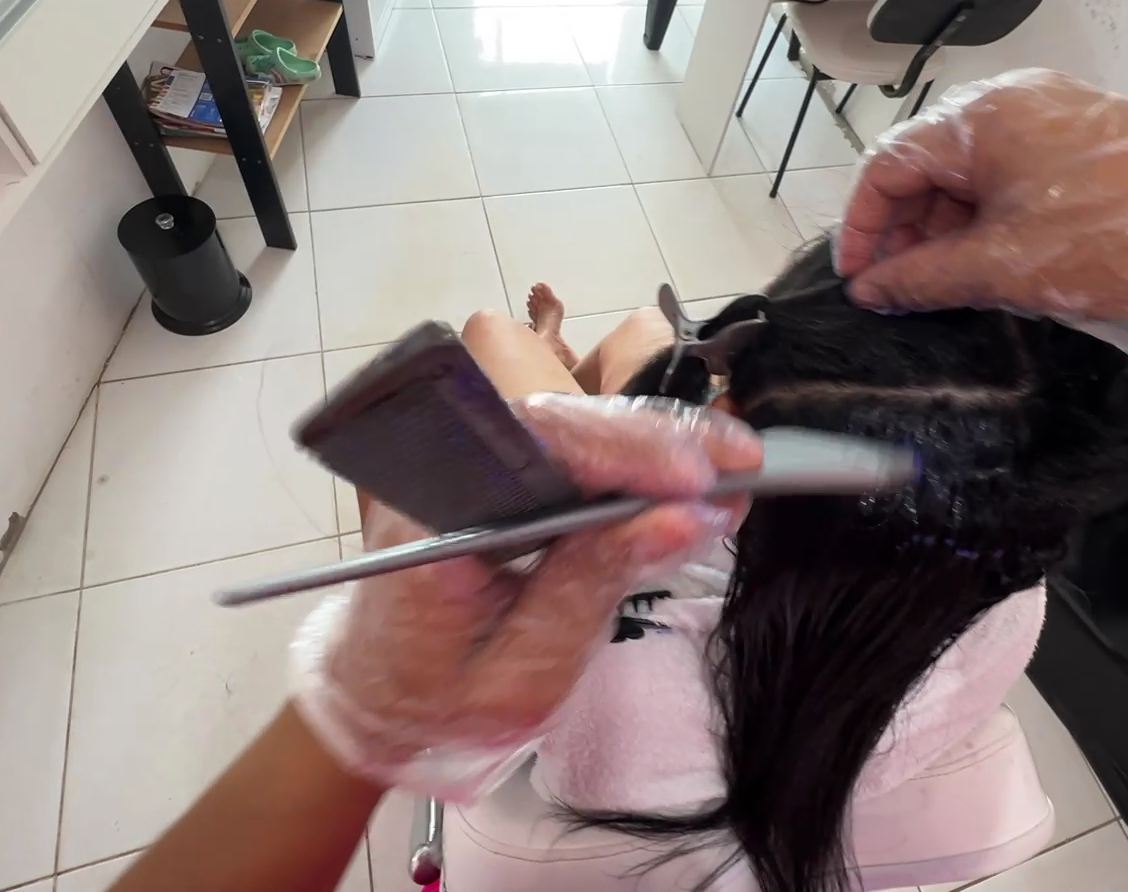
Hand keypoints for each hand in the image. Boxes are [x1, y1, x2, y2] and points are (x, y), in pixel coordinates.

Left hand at [290, 394, 761, 798]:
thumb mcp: (526, 669)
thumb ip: (598, 582)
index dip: (620, 447)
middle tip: (744, 458)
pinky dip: (635, 466)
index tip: (697, 476)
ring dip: (656, 445)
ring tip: (730, 467)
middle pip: (561, 420)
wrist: (383, 706)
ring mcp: (467, 466)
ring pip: (574, 428)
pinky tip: (687, 480)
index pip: (532, 445)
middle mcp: (443, 469)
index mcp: (430, 515)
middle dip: (658, 437)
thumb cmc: (440, 706)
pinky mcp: (497, 475)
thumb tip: (692, 516)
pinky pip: (573, 454)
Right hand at [834, 68, 1127, 322]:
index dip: (861, 226)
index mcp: (981, 117)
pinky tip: (986, 261)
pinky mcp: (1081, 144)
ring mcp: (1051, 119)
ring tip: (941, 281)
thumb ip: (918, 276)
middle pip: (924, 166)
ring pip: (964, 175)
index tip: (857, 279)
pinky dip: (982, 221)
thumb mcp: (1000, 266)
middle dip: (902, 230)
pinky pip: (1005, 179)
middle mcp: (1011, 103)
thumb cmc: (1112, 241)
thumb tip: (867, 290)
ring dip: (941, 230)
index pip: (887, 165)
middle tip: (898, 286)